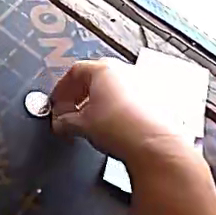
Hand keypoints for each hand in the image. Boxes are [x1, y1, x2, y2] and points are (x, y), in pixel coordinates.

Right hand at [50, 58, 201, 169]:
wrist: (156, 146)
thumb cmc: (123, 129)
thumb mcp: (80, 125)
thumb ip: (63, 121)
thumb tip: (60, 123)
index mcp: (104, 69)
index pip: (74, 72)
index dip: (61, 90)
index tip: (57, 104)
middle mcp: (126, 70)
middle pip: (94, 77)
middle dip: (79, 95)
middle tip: (71, 112)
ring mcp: (144, 82)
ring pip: (114, 87)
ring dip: (99, 101)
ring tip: (92, 121)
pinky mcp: (158, 98)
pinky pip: (130, 97)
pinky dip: (118, 107)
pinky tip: (113, 125)